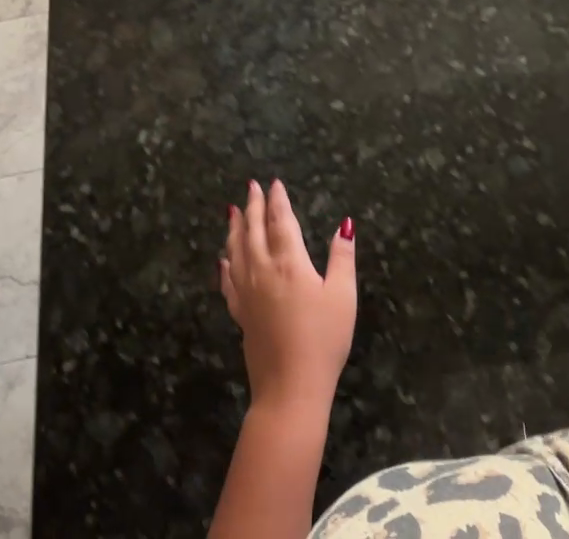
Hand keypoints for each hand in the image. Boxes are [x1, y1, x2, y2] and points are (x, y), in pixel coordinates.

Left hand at [220, 179, 356, 409]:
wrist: (290, 386)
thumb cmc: (324, 339)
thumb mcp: (343, 295)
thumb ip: (341, 258)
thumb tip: (344, 224)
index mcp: (289, 263)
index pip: (281, 222)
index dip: (278, 201)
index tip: (274, 183)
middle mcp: (262, 271)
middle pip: (254, 231)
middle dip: (253, 206)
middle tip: (251, 187)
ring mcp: (247, 293)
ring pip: (236, 252)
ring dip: (235, 228)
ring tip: (232, 211)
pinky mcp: (241, 314)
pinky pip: (228, 281)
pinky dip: (226, 265)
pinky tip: (224, 259)